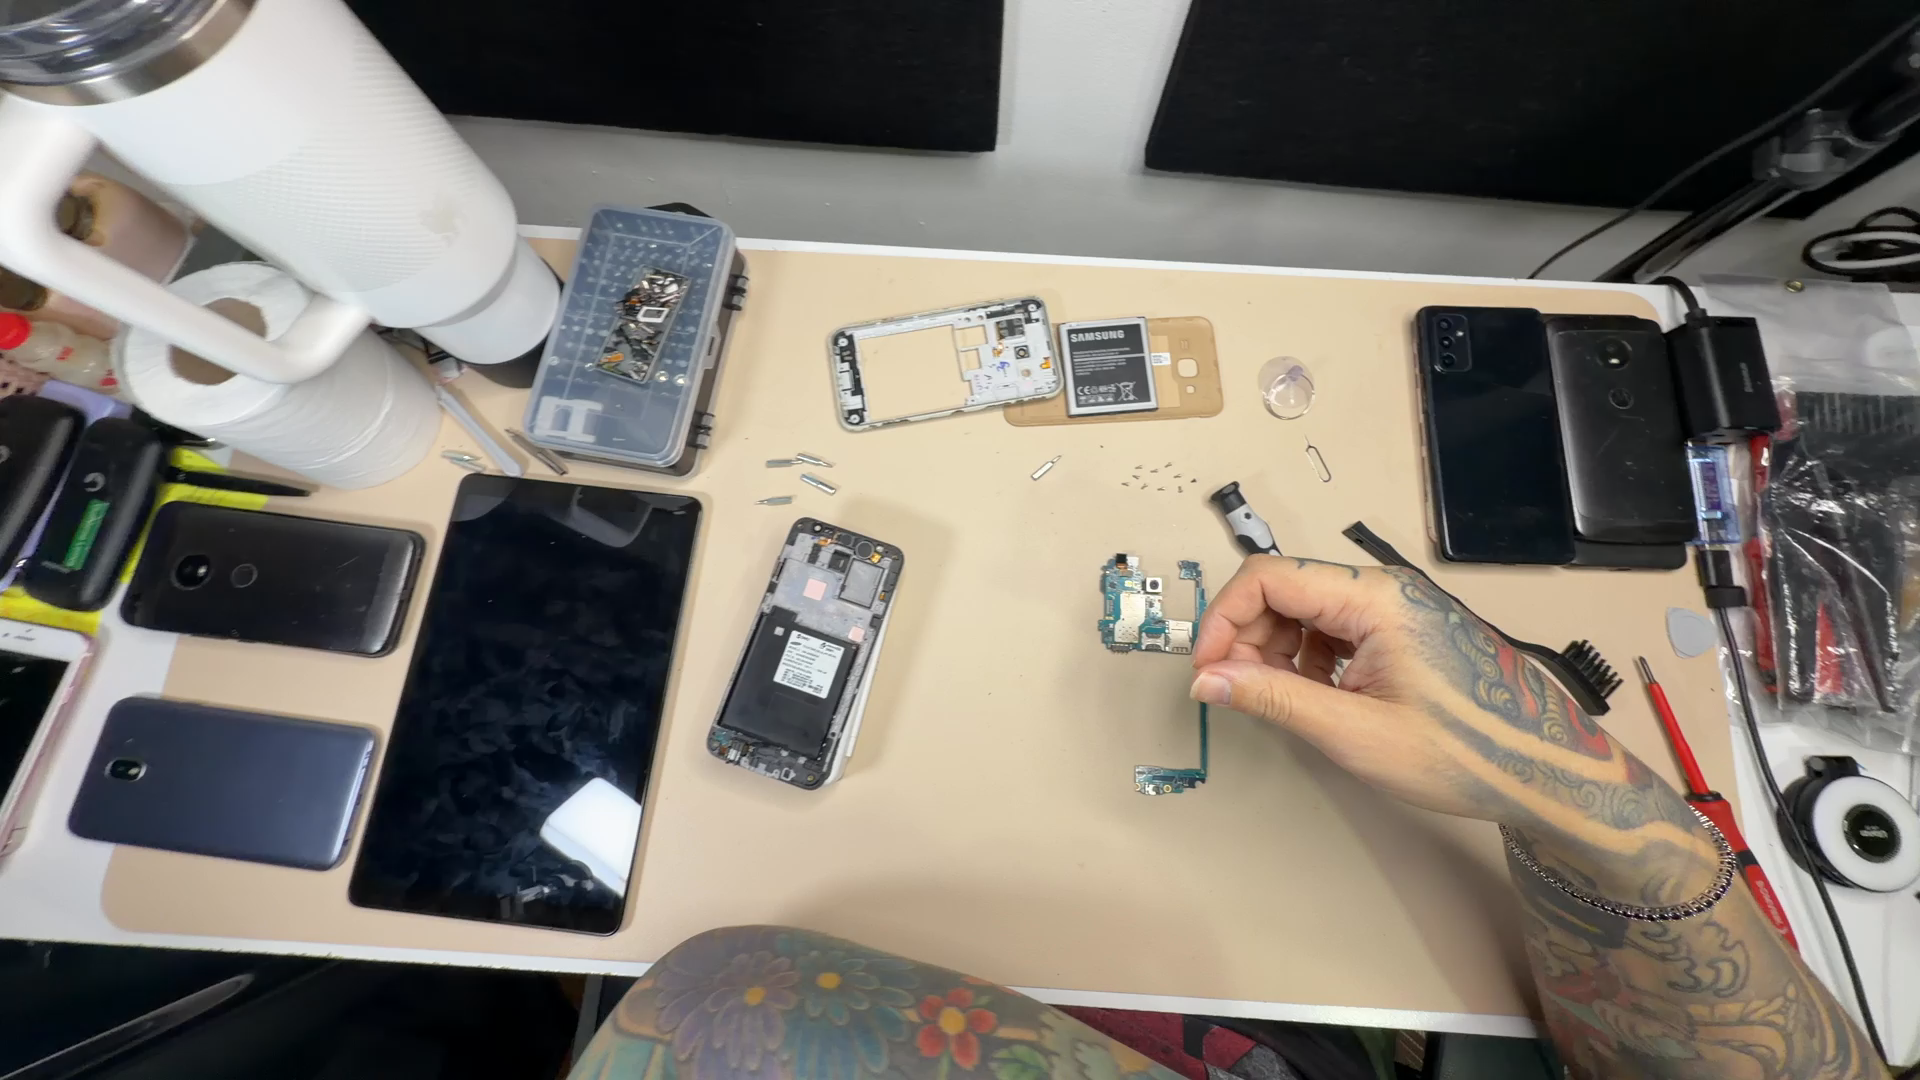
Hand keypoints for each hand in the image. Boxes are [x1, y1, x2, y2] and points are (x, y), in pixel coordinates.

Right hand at [1188, 557, 1709, 879]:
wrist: (1555, 777)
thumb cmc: (1466, 754)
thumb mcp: (1354, 732)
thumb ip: (1272, 698)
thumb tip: (1206, 681)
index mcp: (1375, 599)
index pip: (1268, 577)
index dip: (1223, 617)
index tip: (1206, 666)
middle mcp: (1382, 589)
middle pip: (1281, 589)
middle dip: (1245, 636)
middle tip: (1235, 687)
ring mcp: (1393, 606)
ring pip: (1301, 608)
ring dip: (1272, 648)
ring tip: (1279, 696)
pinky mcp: (1398, 627)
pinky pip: (1328, 626)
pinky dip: (1304, 656)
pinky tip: (1314, 692)